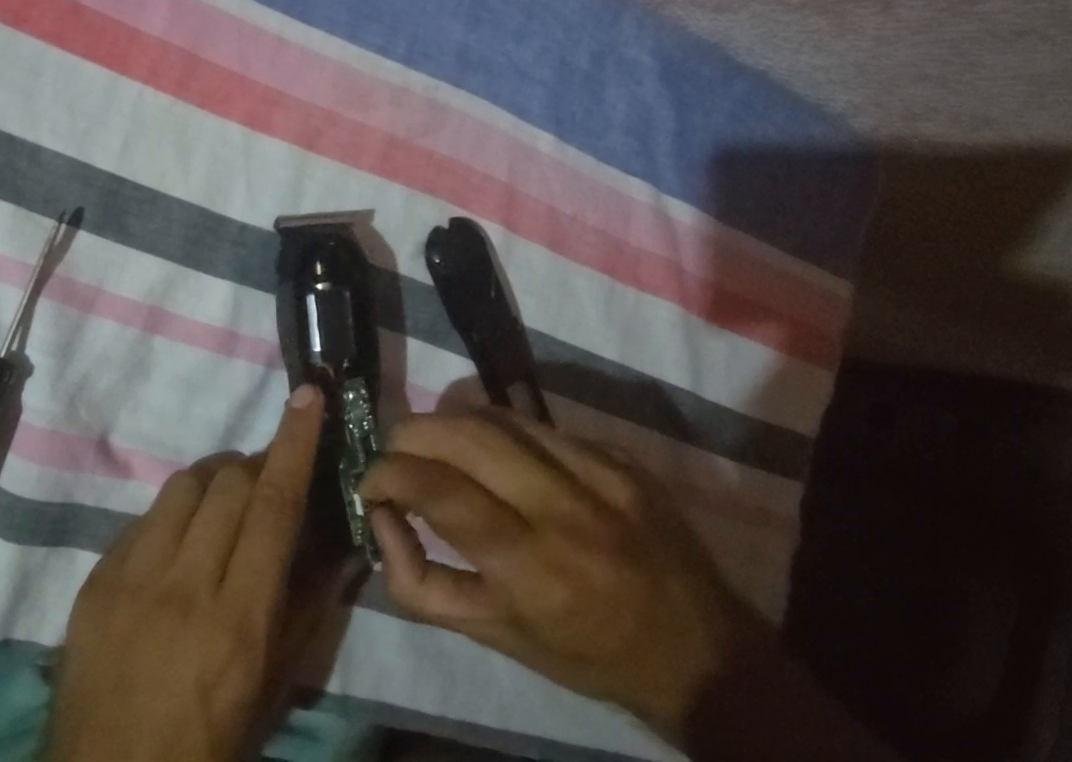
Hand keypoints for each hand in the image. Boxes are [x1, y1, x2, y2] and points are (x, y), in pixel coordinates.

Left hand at [45, 386, 342, 761]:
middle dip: (256, 466)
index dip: (293, 445)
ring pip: (181, 488)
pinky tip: (178, 542)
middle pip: (227, 484)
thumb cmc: (209, 739)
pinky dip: (172, 515)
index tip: (305, 398)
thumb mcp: (272, 686)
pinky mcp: (94, 581)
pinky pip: (142, 519)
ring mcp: (130, 579)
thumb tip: (342, 548)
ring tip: (225, 502)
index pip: (273, 507)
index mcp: (238, 619)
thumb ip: (307, 609)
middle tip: (269, 481)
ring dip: (214, 481)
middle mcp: (183, 586)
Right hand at [359, 410, 760, 743]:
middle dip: (410, 434)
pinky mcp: (622, 457)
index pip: (439, 490)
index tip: (371, 484)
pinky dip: (501, 434)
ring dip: (451, 425)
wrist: (699, 650)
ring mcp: (601, 473)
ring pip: (500, 417)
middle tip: (395, 455)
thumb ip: (420, 580)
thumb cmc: (583, 654)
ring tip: (435, 447)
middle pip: (465, 434)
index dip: (388, 474)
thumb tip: (383, 517)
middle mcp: (566, 509)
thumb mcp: (491, 635)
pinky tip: (496, 458)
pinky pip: (540, 427)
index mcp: (531, 568)